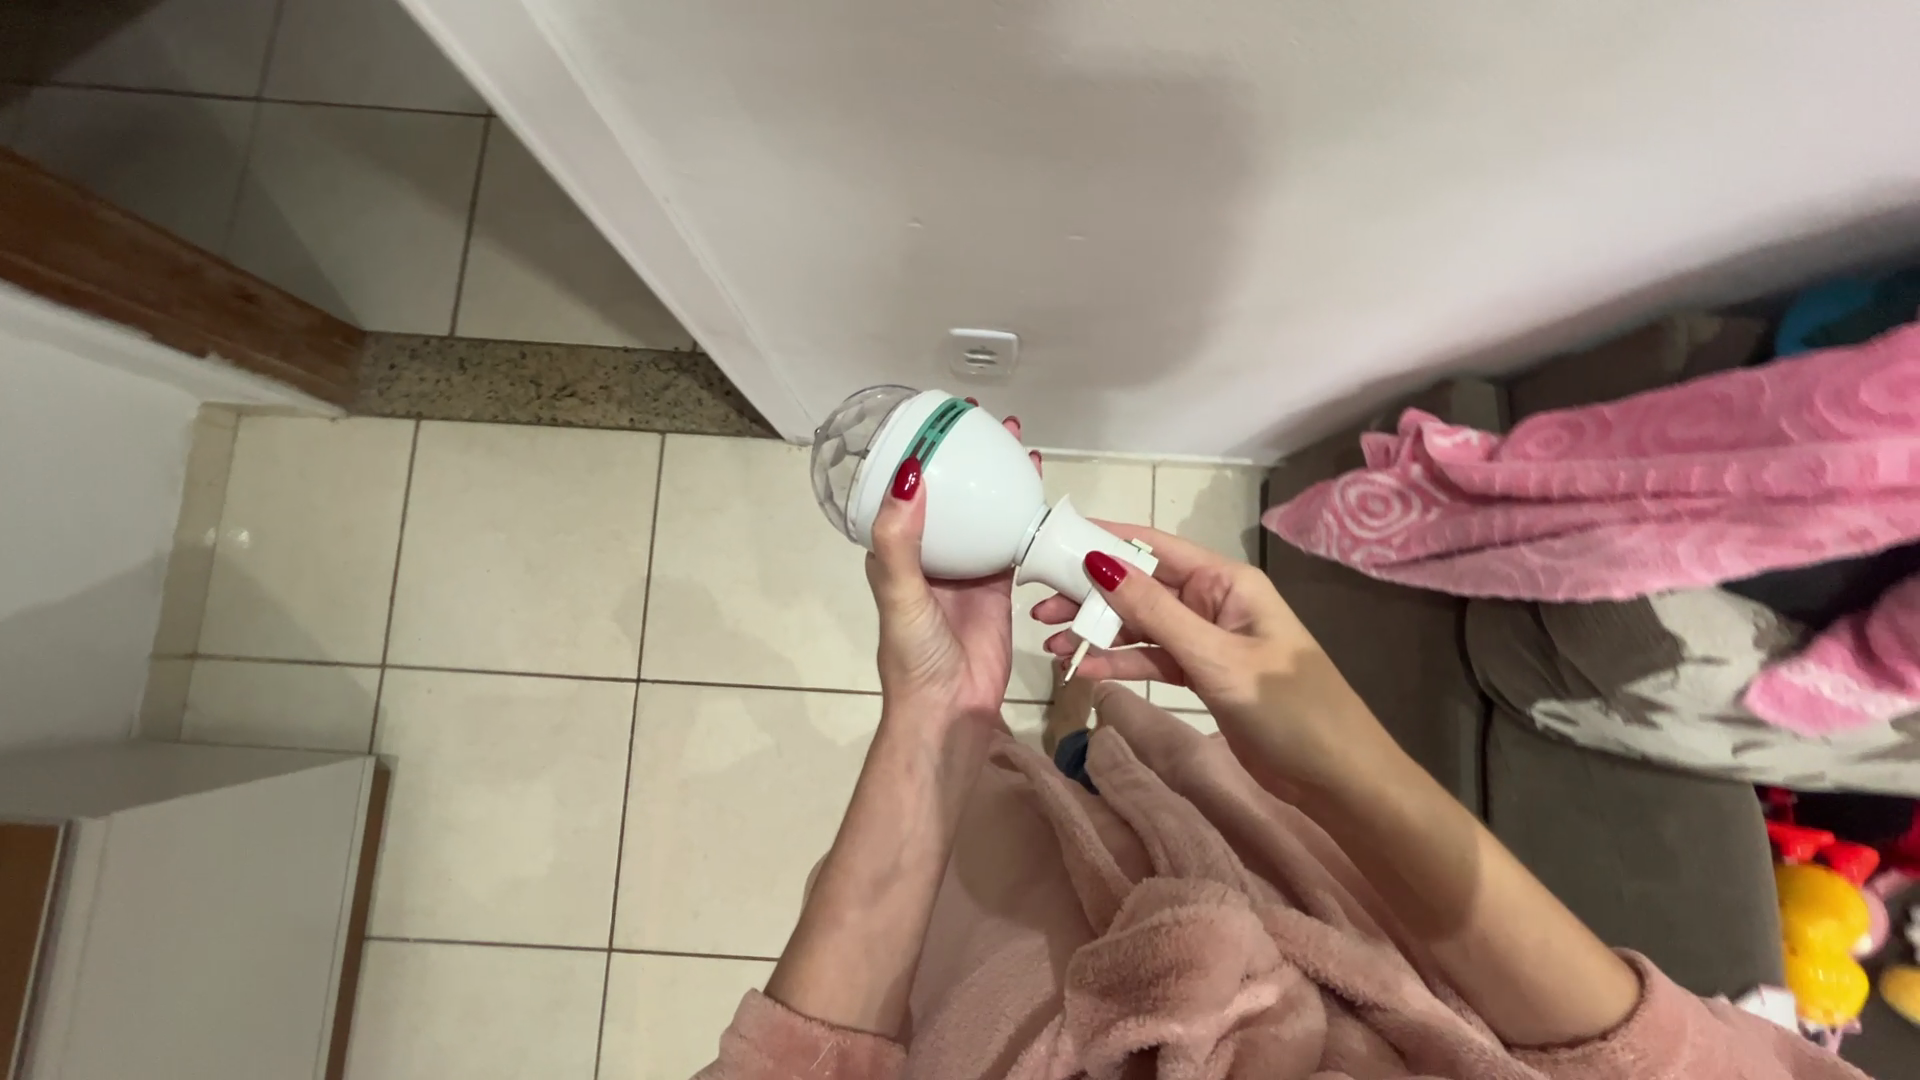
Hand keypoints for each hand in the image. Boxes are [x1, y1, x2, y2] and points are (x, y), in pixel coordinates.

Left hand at [866, 417, 1040, 726]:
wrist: (950, 709)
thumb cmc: (915, 654)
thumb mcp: (899, 593)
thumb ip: (899, 540)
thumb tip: (910, 473)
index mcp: (897, 553)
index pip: (906, 492)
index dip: (923, 455)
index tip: (941, 421)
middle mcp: (932, 556)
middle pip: (952, 497)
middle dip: (968, 460)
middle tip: (989, 422)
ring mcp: (968, 571)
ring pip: (985, 515)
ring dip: (998, 482)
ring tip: (1020, 447)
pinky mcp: (1000, 588)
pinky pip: (1014, 543)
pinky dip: (1024, 518)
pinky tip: (1039, 493)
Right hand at [1032, 525, 1391, 788]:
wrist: (1338, 779)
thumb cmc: (1289, 708)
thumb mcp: (1215, 657)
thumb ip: (1154, 612)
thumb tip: (1099, 562)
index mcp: (1226, 581)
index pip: (1155, 547)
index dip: (1105, 540)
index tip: (1056, 540)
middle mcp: (1212, 601)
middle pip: (1141, 586)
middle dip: (1091, 594)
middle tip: (1042, 606)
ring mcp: (1205, 638)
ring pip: (1140, 624)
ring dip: (1099, 632)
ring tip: (1053, 642)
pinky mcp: (1200, 673)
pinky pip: (1152, 657)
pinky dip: (1120, 662)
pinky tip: (1086, 668)